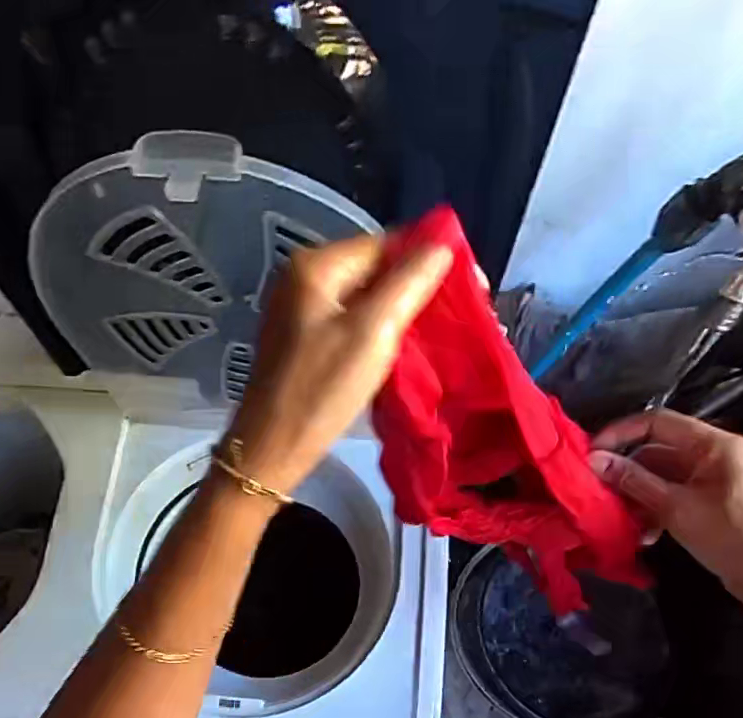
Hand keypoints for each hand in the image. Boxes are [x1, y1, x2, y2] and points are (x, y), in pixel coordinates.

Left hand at [225, 233, 452, 492]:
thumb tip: (442, 243)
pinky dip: (373, 331)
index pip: (386, 244)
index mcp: (314, 265)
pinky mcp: (298, 340)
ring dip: (397, 313)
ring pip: (362, 298)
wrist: (270, 449)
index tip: (471, 290)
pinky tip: (397, 350)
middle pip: (373, 269)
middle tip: (456, 317)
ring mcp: (296, 310)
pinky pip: (347, 322)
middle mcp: (299, 278)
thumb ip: (409, 282)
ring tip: (433, 335)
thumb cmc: (321, 392)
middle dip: (416, 289)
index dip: (430, 261)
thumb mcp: (373, 332)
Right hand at [588, 410, 742, 610]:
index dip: (619, 433)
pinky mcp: (710, 501)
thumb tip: (594, 460)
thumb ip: (633, 480)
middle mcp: (715, 454)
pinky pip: (671, 494)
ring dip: (636, 495)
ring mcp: (713, 478)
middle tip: (596, 490)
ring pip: (660, 476)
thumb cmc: (731, 535)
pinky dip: (653, 509)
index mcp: (715, 444)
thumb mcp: (675, 507)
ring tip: (619, 518)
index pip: (657, 422)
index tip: (589, 454)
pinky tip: (643, 533)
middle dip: (624, 471)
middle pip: (656, 450)